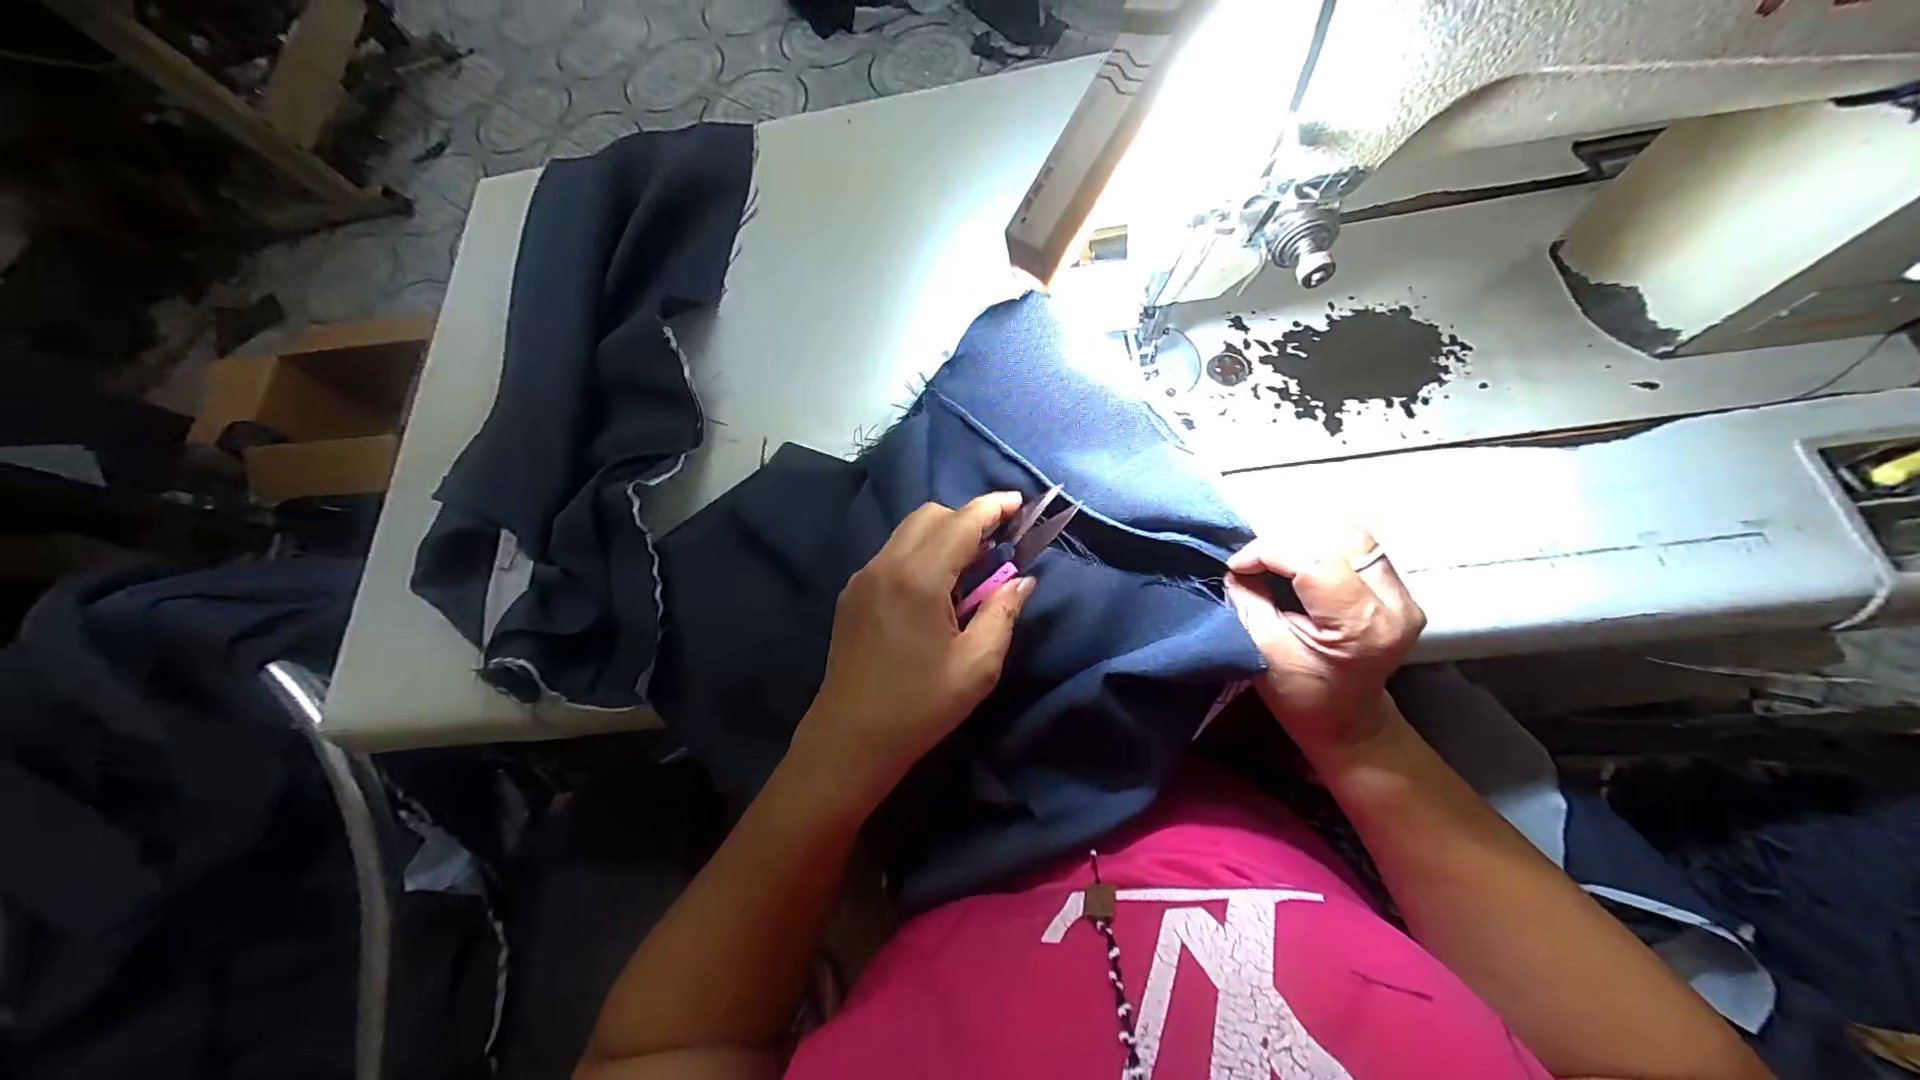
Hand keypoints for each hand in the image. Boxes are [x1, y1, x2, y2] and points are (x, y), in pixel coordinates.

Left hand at [791, 492, 1036, 805]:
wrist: (850, 738)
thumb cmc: (919, 706)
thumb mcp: (977, 666)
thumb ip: (1003, 613)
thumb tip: (1022, 579)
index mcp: (918, 579)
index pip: (961, 522)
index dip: (993, 507)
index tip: (1019, 503)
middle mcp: (885, 565)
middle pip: (931, 514)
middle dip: (967, 519)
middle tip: (996, 549)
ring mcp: (863, 577)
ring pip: (908, 531)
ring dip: (942, 535)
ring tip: (969, 572)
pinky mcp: (852, 593)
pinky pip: (892, 553)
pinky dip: (920, 553)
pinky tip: (934, 592)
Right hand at [1224, 524, 1424, 755]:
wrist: (1346, 720)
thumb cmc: (1300, 694)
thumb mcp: (1261, 648)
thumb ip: (1248, 598)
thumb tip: (1238, 566)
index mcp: (1362, 627)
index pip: (1315, 562)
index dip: (1267, 552)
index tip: (1236, 566)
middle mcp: (1394, 604)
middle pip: (1337, 539)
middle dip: (1285, 542)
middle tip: (1254, 562)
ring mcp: (1403, 595)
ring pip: (1350, 535)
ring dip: (1304, 540)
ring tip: (1275, 559)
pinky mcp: (1398, 589)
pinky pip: (1357, 547)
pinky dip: (1320, 546)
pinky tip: (1298, 562)